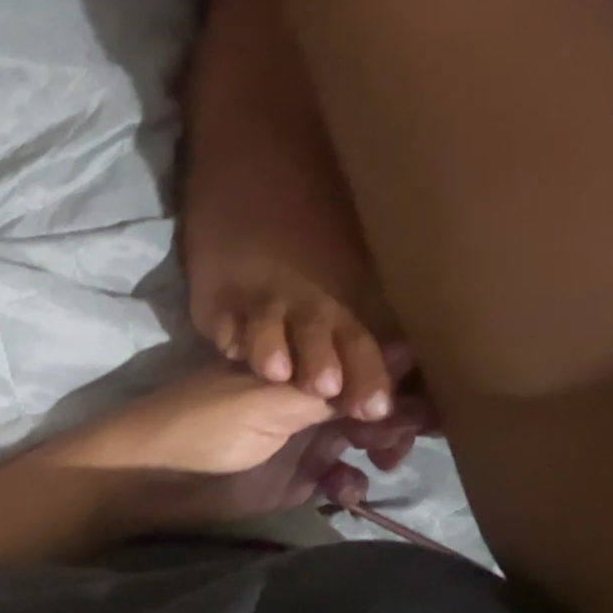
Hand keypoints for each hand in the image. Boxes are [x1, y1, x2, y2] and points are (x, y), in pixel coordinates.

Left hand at [44, 367, 425, 534]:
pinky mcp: (291, 480)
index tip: (436, 396)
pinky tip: (345, 492)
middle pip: (371, 403)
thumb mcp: (267, 400)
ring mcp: (299, 440)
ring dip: (381, 450)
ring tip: (382, 461)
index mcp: (296, 366)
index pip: (362, 362)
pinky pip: (338, 479)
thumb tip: (403, 351)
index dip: (400, 377)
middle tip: (406, 436)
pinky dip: (350, 484)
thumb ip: (331, 388)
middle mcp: (304, 399)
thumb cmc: (200, 427)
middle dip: (399, 416)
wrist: (147, 481)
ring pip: (361, 441)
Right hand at [188, 228, 398, 419]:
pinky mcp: (216, 299)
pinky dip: (226, 331)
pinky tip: (229, 348)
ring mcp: (255, 301)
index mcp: (335, 311)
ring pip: (267, 323)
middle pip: (316, 334)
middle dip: (322, 359)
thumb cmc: (303, 259)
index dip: (367, 375)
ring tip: (275, 372)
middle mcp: (298, 307)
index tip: (375, 410)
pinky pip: (220, 315)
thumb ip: (360, 339)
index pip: (358, 344)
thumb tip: (396, 381)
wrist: (249, 202)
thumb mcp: (341, 291)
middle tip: (327, 388)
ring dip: (272, 347)